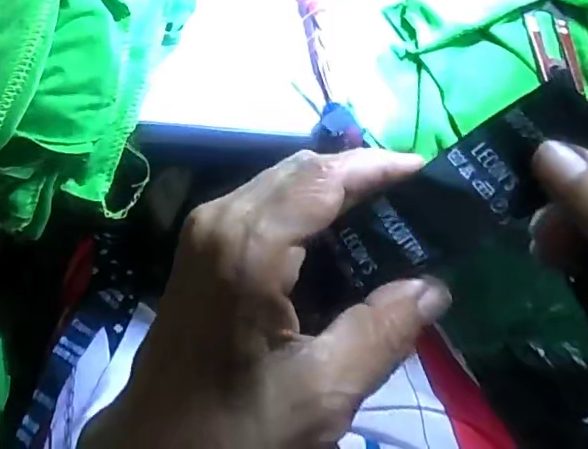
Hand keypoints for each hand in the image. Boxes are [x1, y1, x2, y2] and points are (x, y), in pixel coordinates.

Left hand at [83, 149, 452, 447]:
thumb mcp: (320, 391)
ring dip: (328, 187)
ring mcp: (205, 224)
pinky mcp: (200, 239)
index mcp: (249, 244)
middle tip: (412, 195)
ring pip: (277, 180)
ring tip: (385, 210)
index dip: (372, 166)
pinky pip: (259, 201)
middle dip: (354, 173)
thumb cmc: (236, 426)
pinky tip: (335, 233)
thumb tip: (433, 286)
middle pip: (297, 170)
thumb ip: (380, 331)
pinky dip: (301, 204)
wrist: (154, 443)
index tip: (424, 168)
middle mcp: (222, 215)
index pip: (319, 179)